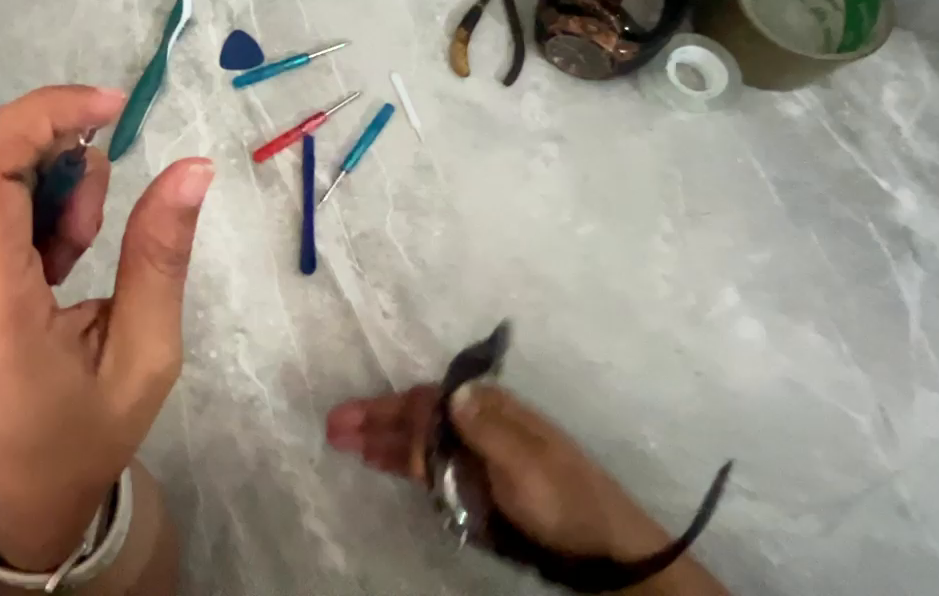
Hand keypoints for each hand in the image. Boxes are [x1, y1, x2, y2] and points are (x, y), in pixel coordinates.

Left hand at [0, 86, 214, 571]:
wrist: (22, 494)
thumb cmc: (86, 434)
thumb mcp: (145, 354)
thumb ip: (161, 254)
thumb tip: (194, 166)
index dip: (42, 114)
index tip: (112, 109)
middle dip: (60, 160)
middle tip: (103, 222)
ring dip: (51, 189)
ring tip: (84, 255)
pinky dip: (35, 207)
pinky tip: (59, 261)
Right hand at [326, 382, 694, 564]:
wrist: (605, 547)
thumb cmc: (564, 499)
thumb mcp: (527, 463)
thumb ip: (486, 428)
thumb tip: (450, 390)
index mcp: (490, 412)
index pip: (427, 402)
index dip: (388, 409)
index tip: (350, 419)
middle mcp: (479, 426)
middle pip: (417, 418)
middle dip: (375, 421)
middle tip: (332, 429)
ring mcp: (478, 456)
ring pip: (420, 442)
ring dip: (382, 441)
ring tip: (345, 443)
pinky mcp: (479, 485)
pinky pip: (431, 467)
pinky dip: (403, 462)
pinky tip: (382, 462)